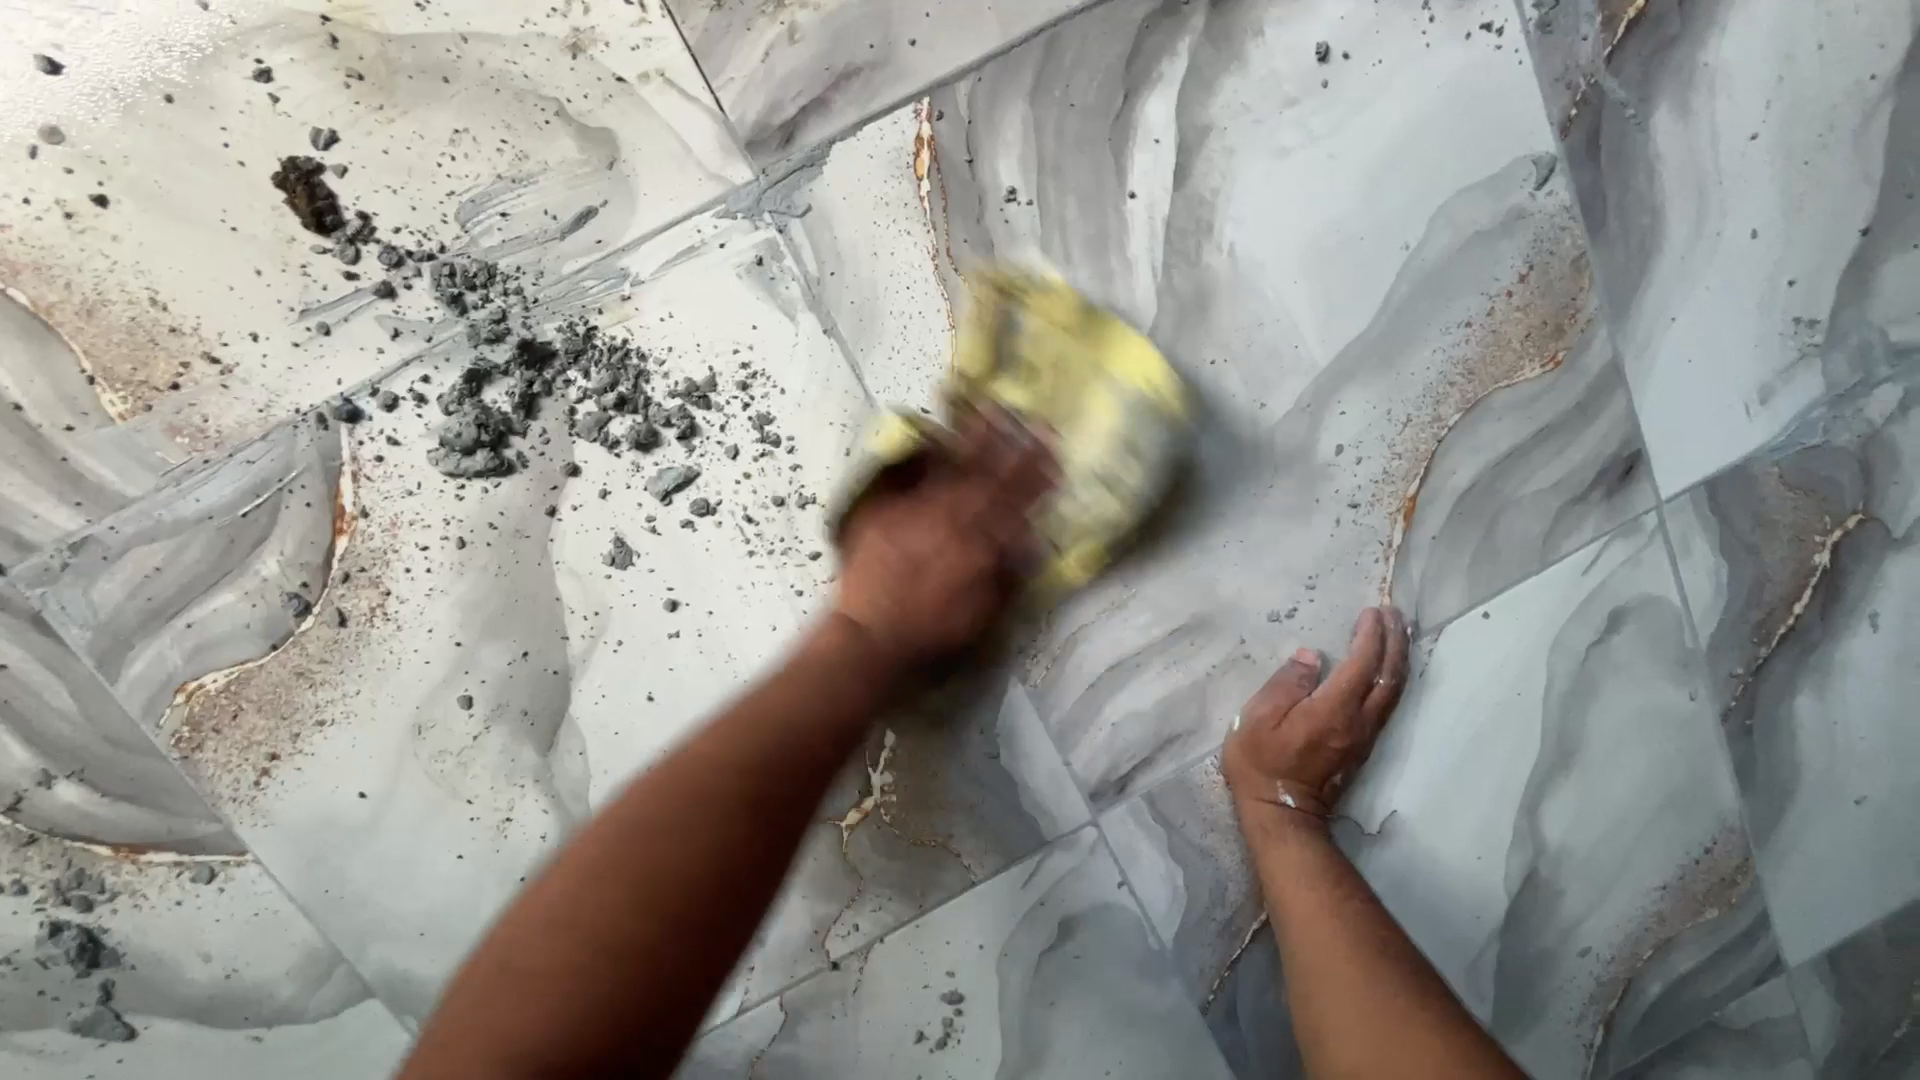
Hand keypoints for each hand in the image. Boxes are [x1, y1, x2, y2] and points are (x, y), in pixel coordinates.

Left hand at [832, 408, 1054, 670]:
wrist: (870, 640)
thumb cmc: (932, 637)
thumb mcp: (982, 617)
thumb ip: (1008, 577)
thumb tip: (1031, 542)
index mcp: (981, 548)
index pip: (1017, 504)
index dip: (1037, 476)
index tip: (1053, 453)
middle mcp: (952, 522)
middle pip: (988, 477)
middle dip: (1011, 446)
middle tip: (1028, 418)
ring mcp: (916, 513)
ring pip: (951, 469)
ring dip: (973, 440)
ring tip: (988, 412)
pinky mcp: (885, 513)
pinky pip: (910, 478)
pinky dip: (927, 458)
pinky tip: (937, 440)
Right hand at [1223, 606, 1409, 821]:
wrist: (1280, 812)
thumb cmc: (1260, 762)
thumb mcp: (1257, 718)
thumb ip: (1286, 683)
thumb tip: (1309, 656)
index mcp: (1333, 709)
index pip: (1362, 663)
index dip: (1370, 635)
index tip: (1370, 611)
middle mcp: (1359, 721)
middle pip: (1389, 675)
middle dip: (1394, 640)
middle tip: (1393, 612)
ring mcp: (1365, 736)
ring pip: (1394, 691)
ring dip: (1399, 658)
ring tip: (1399, 632)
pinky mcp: (1363, 746)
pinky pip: (1388, 703)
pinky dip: (1393, 679)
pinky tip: (1390, 669)